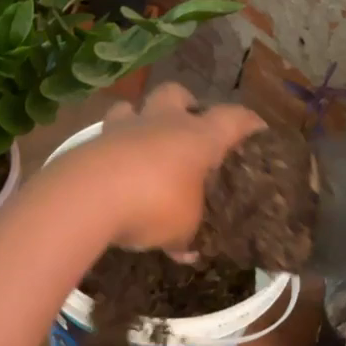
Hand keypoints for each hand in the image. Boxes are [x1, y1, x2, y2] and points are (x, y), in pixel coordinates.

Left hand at [53, 82, 266, 253]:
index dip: (248, 124)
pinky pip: (103, 138)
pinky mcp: (90, 143)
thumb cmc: (154, 205)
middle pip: (177, 94)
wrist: (88, 197)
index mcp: (198, 136)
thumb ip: (188, 235)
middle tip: (187, 131)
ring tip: (141, 145)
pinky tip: (109, 170)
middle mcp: (162, 122)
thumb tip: (187, 251)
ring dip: (138, 120)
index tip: (257, 132)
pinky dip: (109, 149)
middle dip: (185, 106)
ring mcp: (122, 128)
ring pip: (132, 107)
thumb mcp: (182, 229)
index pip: (234, 118)